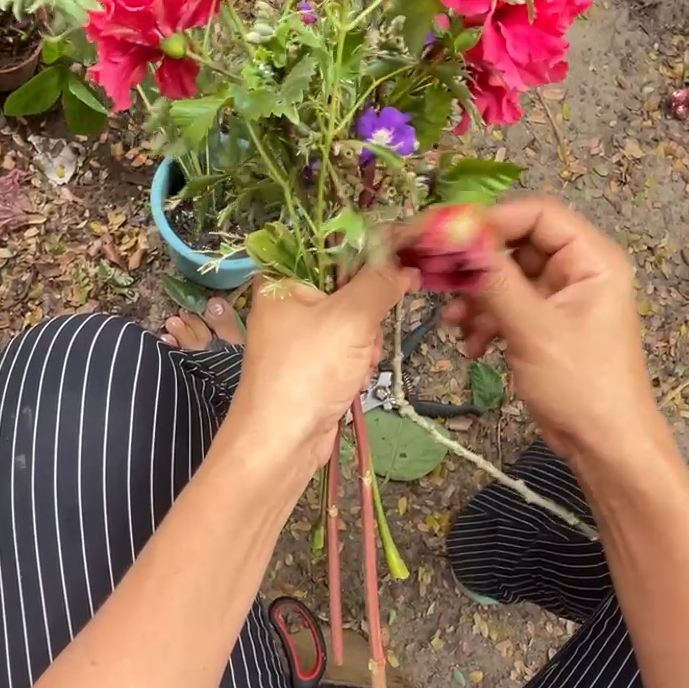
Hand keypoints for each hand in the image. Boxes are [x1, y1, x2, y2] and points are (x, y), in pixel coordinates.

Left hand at [229, 264, 414, 464]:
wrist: (281, 442)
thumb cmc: (307, 371)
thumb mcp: (351, 318)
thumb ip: (381, 284)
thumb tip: (408, 267)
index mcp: (283, 277)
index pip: (332, 245)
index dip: (369, 251)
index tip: (403, 257)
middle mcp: (288, 301)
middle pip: (349, 284)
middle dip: (368, 312)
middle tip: (366, 332)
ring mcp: (300, 334)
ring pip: (355, 319)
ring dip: (366, 342)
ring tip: (358, 363)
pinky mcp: (312, 362)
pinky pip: (348, 348)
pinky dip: (358, 362)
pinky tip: (353, 379)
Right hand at [441, 195, 664, 461]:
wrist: (602, 445)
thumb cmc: (581, 383)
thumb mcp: (533, 328)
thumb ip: (494, 280)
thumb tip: (457, 239)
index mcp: (591, 259)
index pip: (539, 215)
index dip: (493, 221)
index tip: (449, 238)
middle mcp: (577, 272)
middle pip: (516, 246)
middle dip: (479, 268)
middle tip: (442, 283)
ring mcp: (559, 300)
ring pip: (505, 280)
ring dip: (477, 300)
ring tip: (457, 326)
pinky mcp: (543, 326)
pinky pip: (506, 308)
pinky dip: (485, 322)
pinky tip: (474, 347)